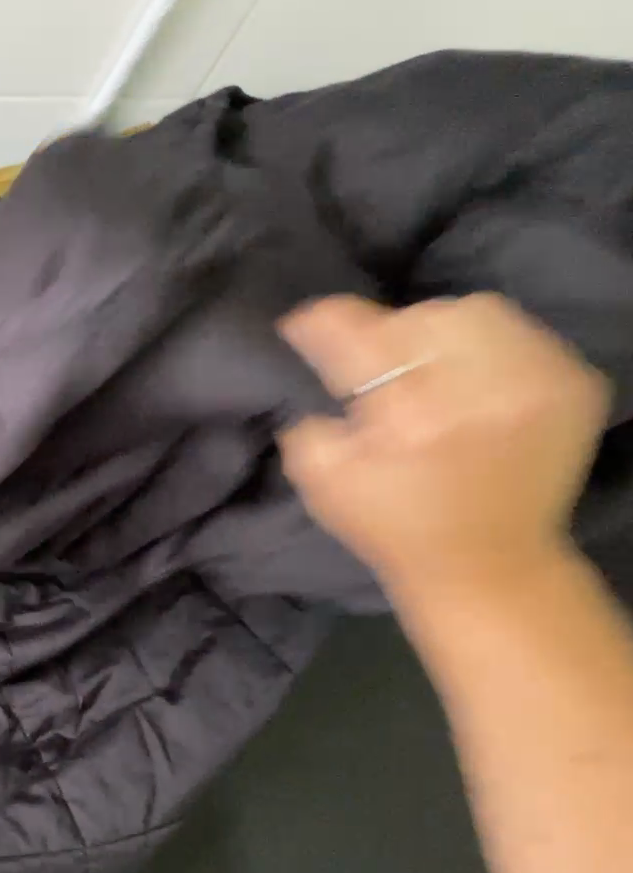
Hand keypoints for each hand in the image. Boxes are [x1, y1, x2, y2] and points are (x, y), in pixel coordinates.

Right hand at [277, 294, 610, 593]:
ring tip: (421, 360)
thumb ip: (309, 419)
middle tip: (367, 360)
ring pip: (474, 311)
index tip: (299, 323)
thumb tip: (321, 369)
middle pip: (416, 316)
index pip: (357, 334)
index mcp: (407, 416)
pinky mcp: (572, 385)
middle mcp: (477, 389)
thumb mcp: (319, 478)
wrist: (487, 561)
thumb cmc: (387, 522)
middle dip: (381, 331)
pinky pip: (520, 332)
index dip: (320, 322)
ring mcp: (535, 383)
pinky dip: (483, 343)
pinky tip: (465, 374)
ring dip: (434, 329)